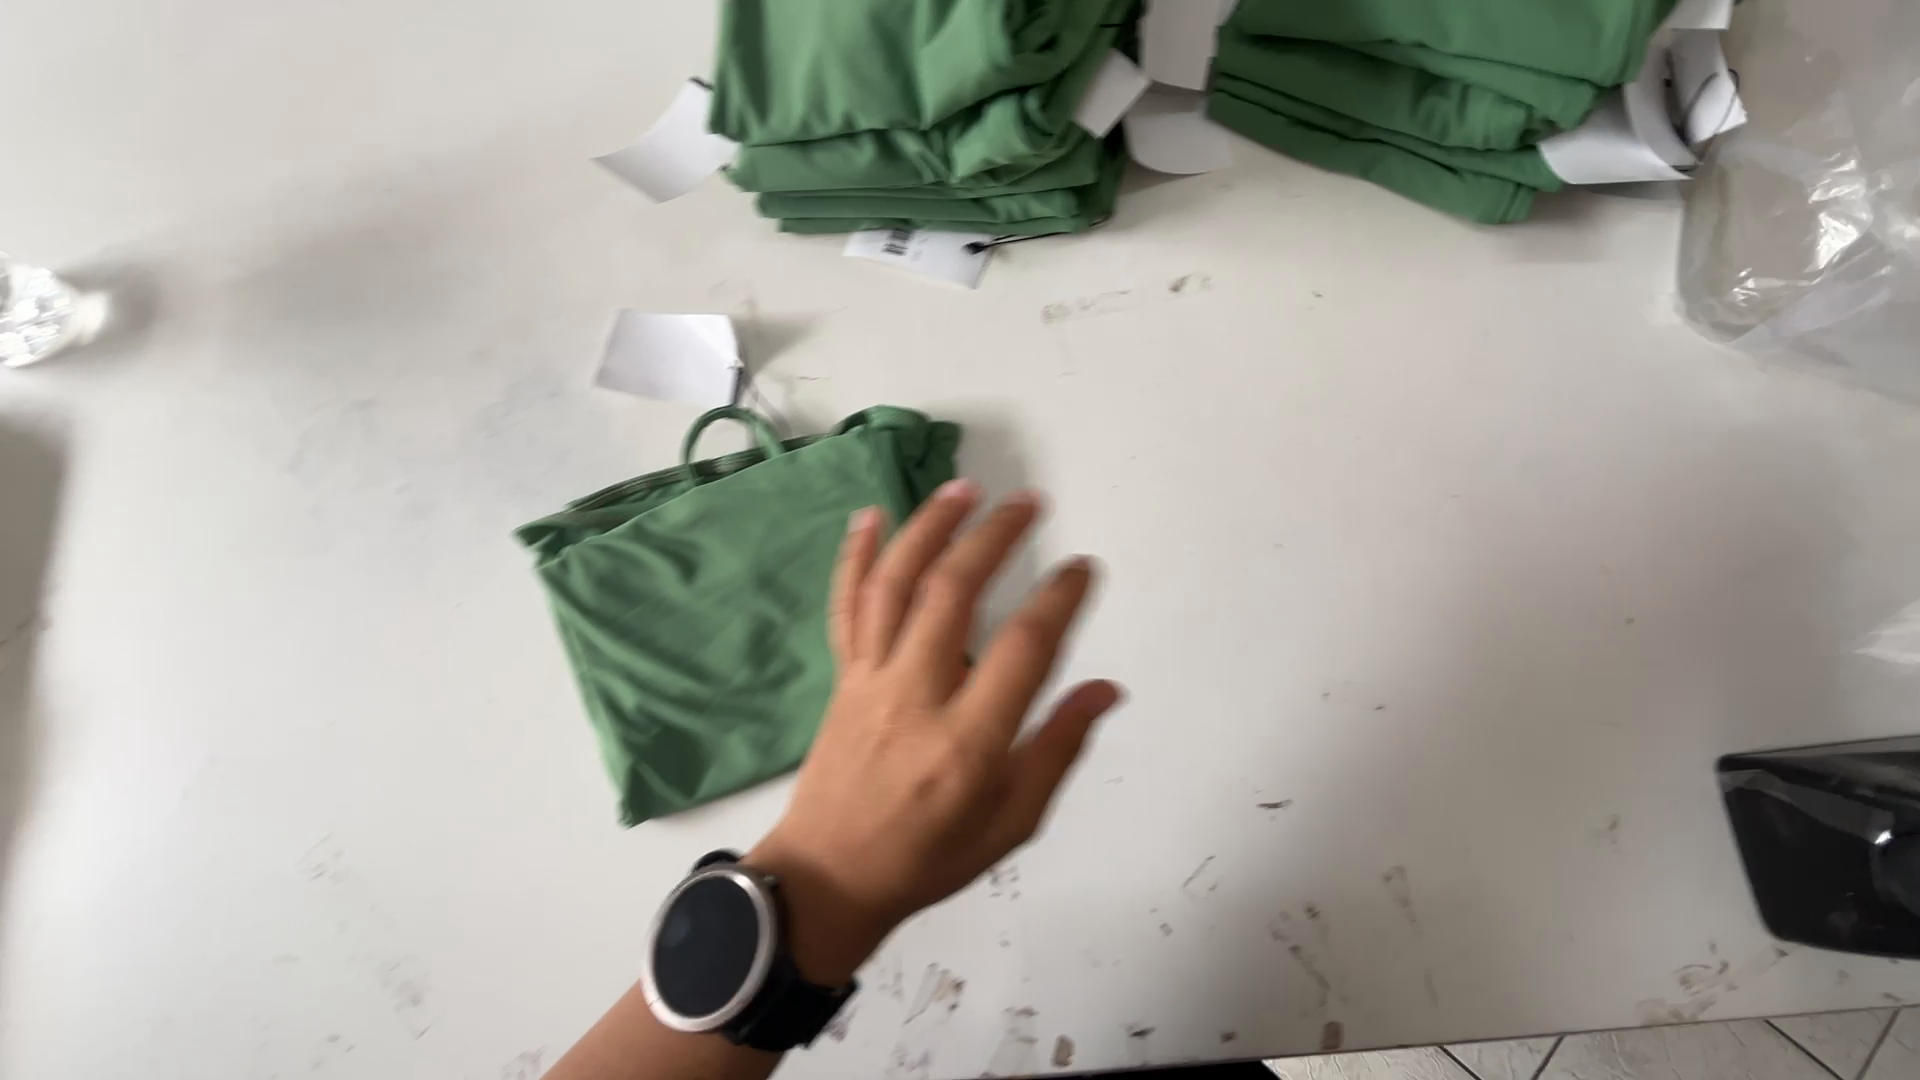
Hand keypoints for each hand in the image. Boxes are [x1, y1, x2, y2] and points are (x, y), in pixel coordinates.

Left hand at [746, 481, 1121, 984]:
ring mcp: (870, 680)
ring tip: (964, 487)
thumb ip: (1058, 750)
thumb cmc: (928, 858)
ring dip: (930, 528)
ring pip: (895, 586)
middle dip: (994, 538)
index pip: (1023, 649)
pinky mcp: (843, 677)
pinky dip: (855, 558)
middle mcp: (915, 696)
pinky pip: (845, 608)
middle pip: (952, 594)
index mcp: (967, 743)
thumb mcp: (1012, 823)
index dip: (1059, 600)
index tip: (1083, 569)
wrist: (829, 878)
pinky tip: (870, 516)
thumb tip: (1106, 688)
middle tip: (1030, 503)